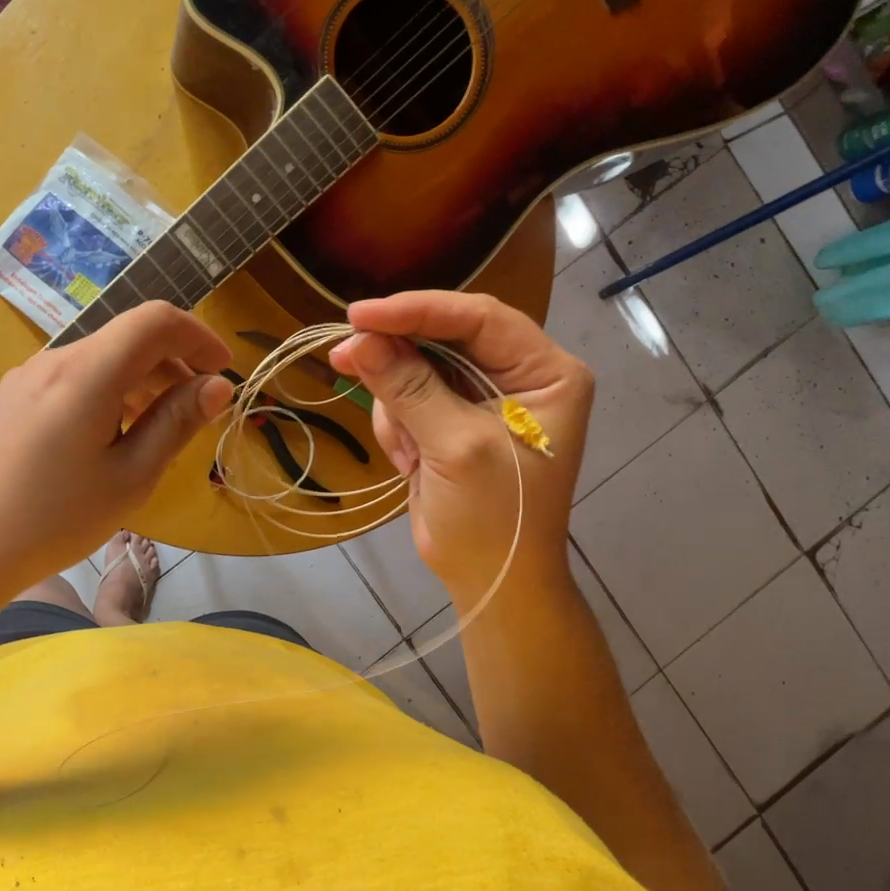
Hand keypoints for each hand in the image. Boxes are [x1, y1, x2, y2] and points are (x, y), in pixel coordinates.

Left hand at [0, 301, 233, 601]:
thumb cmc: (57, 519)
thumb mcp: (130, 477)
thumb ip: (175, 424)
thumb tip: (216, 386)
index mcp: (87, 373)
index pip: (155, 321)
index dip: (197, 336)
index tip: (222, 371)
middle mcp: (52, 361)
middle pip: (124, 340)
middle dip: (170, 365)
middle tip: (193, 413)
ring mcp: (22, 379)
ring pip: (94, 361)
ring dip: (135, 383)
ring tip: (150, 433)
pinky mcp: (5, 401)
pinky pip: (66, 381)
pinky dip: (101, 394)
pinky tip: (100, 441)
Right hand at [329, 292, 592, 605]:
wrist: (491, 580)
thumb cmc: (494, 517)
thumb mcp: (454, 446)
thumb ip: (409, 387)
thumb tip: (358, 341)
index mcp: (544, 371)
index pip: (478, 317)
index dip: (417, 310)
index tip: (360, 314)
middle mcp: (517, 376)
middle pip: (443, 339)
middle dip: (397, 359)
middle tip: (344, 357)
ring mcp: (480, 401)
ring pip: (415, 371)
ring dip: (398, 410)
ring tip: (410, 456)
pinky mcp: (449, 424)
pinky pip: (405, 403)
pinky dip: (397, 431)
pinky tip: (412, 465)